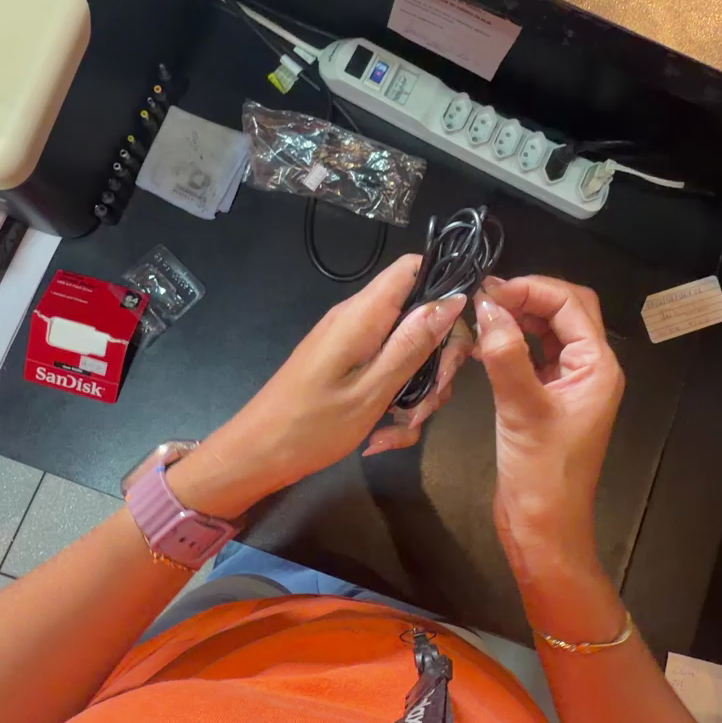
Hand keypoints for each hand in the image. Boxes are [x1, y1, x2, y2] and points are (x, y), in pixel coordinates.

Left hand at [168, 254, 464, 518]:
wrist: (257, 456)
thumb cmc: (311, 426)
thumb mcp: (373, 390)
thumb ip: (413, 343)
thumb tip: (453, 300)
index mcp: (364, 314)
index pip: (414, 266)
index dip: (447, 287)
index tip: (464, 332)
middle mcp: (360, 319)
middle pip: (421, 316)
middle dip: (438, 362)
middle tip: (429, 403)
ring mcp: (354, 342)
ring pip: (410, 351)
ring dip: (417, 391)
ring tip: (403, 427)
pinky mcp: (349, 364)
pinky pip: (388, 371)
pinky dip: (395, 401)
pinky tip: (385, 434)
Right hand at [473, 275, 624, 573]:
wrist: (543, 527)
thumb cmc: (542, 473)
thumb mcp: (522, 409)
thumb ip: (505, 354)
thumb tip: (485, 306)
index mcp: (598, 366)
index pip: (571, 304)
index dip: (531, 289)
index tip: (489, 290)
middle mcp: (589, 369)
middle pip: (565, 311)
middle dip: (528, 297)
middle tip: (484, 298)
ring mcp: (569, 384)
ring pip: (549, 331)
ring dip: (519, 318)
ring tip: (481, 315)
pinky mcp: (548, 398)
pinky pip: (534, 356)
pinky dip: (512, 343)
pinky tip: (484, 343)